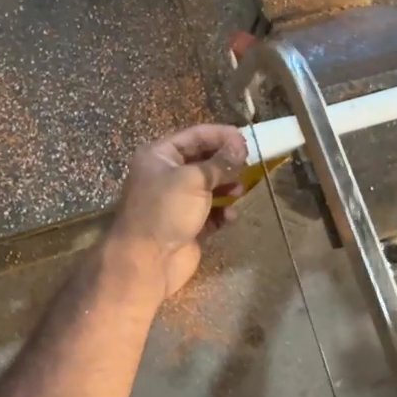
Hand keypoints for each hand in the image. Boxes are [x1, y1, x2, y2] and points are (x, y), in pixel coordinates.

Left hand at [109, 124, 248, 296]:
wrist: (147, 261)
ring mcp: (176, 202)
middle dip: (226, 163)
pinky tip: (231, 216)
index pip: (195, 136)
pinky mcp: (187, 225)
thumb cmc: (166, 210)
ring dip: (226, 187)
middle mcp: (166, 175)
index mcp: (159, 156)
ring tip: (240, 190)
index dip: (221, 136)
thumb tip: (240, 146)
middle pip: (203, 160)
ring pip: (209, 187)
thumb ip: (220, 162)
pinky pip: (210, 213)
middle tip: (249, 165)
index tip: (246, 139)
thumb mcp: (194, 179)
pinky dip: (222, 212)